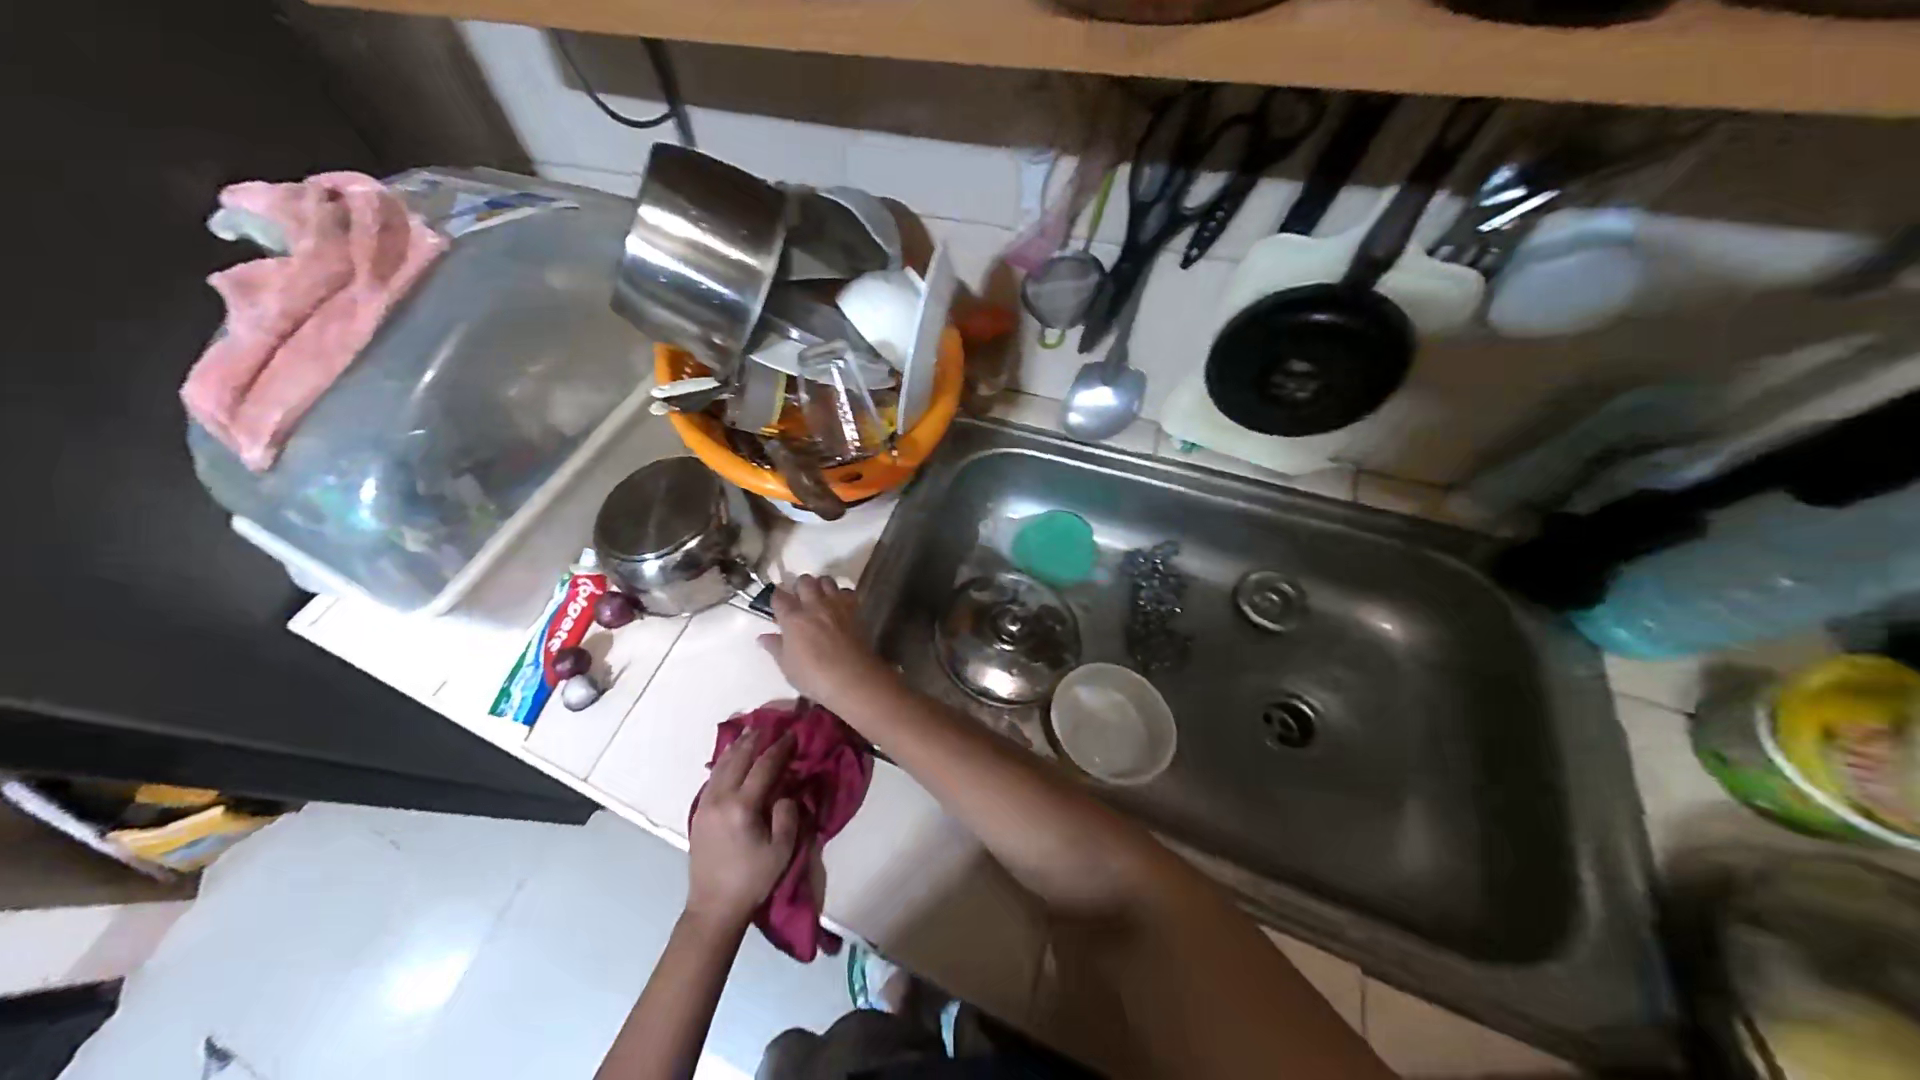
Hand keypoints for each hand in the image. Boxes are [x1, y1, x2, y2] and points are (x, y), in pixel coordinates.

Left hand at [687, 728, 799, 928]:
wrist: (714, 907)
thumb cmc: (752, 879)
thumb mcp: (781, 849)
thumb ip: (787, 814)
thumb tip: (785, 792)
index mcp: (742, 806)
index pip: (764, 766)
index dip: (780, 748)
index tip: (792, 735)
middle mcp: (720, 799)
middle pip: (738, 758)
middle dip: (756, 740)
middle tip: (771, 726)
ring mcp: (705, 804)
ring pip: (721, 765)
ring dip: (737, 747)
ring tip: (750, 732)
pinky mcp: (699, 813)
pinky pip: (712, 777)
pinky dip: (724, 762)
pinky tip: (731, 757)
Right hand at [758, 575, 894, 711]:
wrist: (851, 677)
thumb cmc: (813, 676)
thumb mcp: (787, 666)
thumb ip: (775, 648)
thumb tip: (763, 638)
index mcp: (793, 618)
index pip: (778, 597)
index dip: (776, 597)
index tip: (776, 604)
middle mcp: (814, 605)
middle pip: (805, 581)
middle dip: (800, 586)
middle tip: (799, 600)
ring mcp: (835, 605)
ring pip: (827, 581)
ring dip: (821, 585)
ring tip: (820, 598)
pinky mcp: (854, 610)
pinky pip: (847, 592)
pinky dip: (842, 595)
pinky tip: (839, 606)